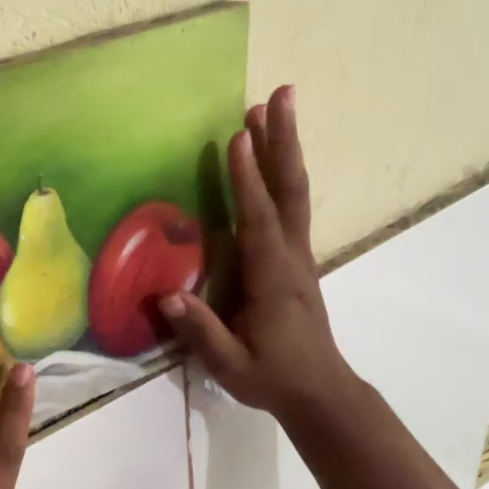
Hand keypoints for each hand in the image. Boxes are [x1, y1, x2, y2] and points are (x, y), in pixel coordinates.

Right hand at [160, 85, 359, 422]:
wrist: (321, 392)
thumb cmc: (273, 378)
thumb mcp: (230, 364)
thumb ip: (201, 330)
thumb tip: (166, 295)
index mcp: (273, 279)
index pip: (258, 220)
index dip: (247, 179)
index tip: (236, 136)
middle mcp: (291, 258)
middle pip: (289, 191)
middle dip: (281, 142)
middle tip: (276, 96)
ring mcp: (299, 257)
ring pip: (295, 194)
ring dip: (284, 150)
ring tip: (273, 110)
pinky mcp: (297, 261)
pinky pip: (291, 208)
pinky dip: (283, 175)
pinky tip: (274, 162)